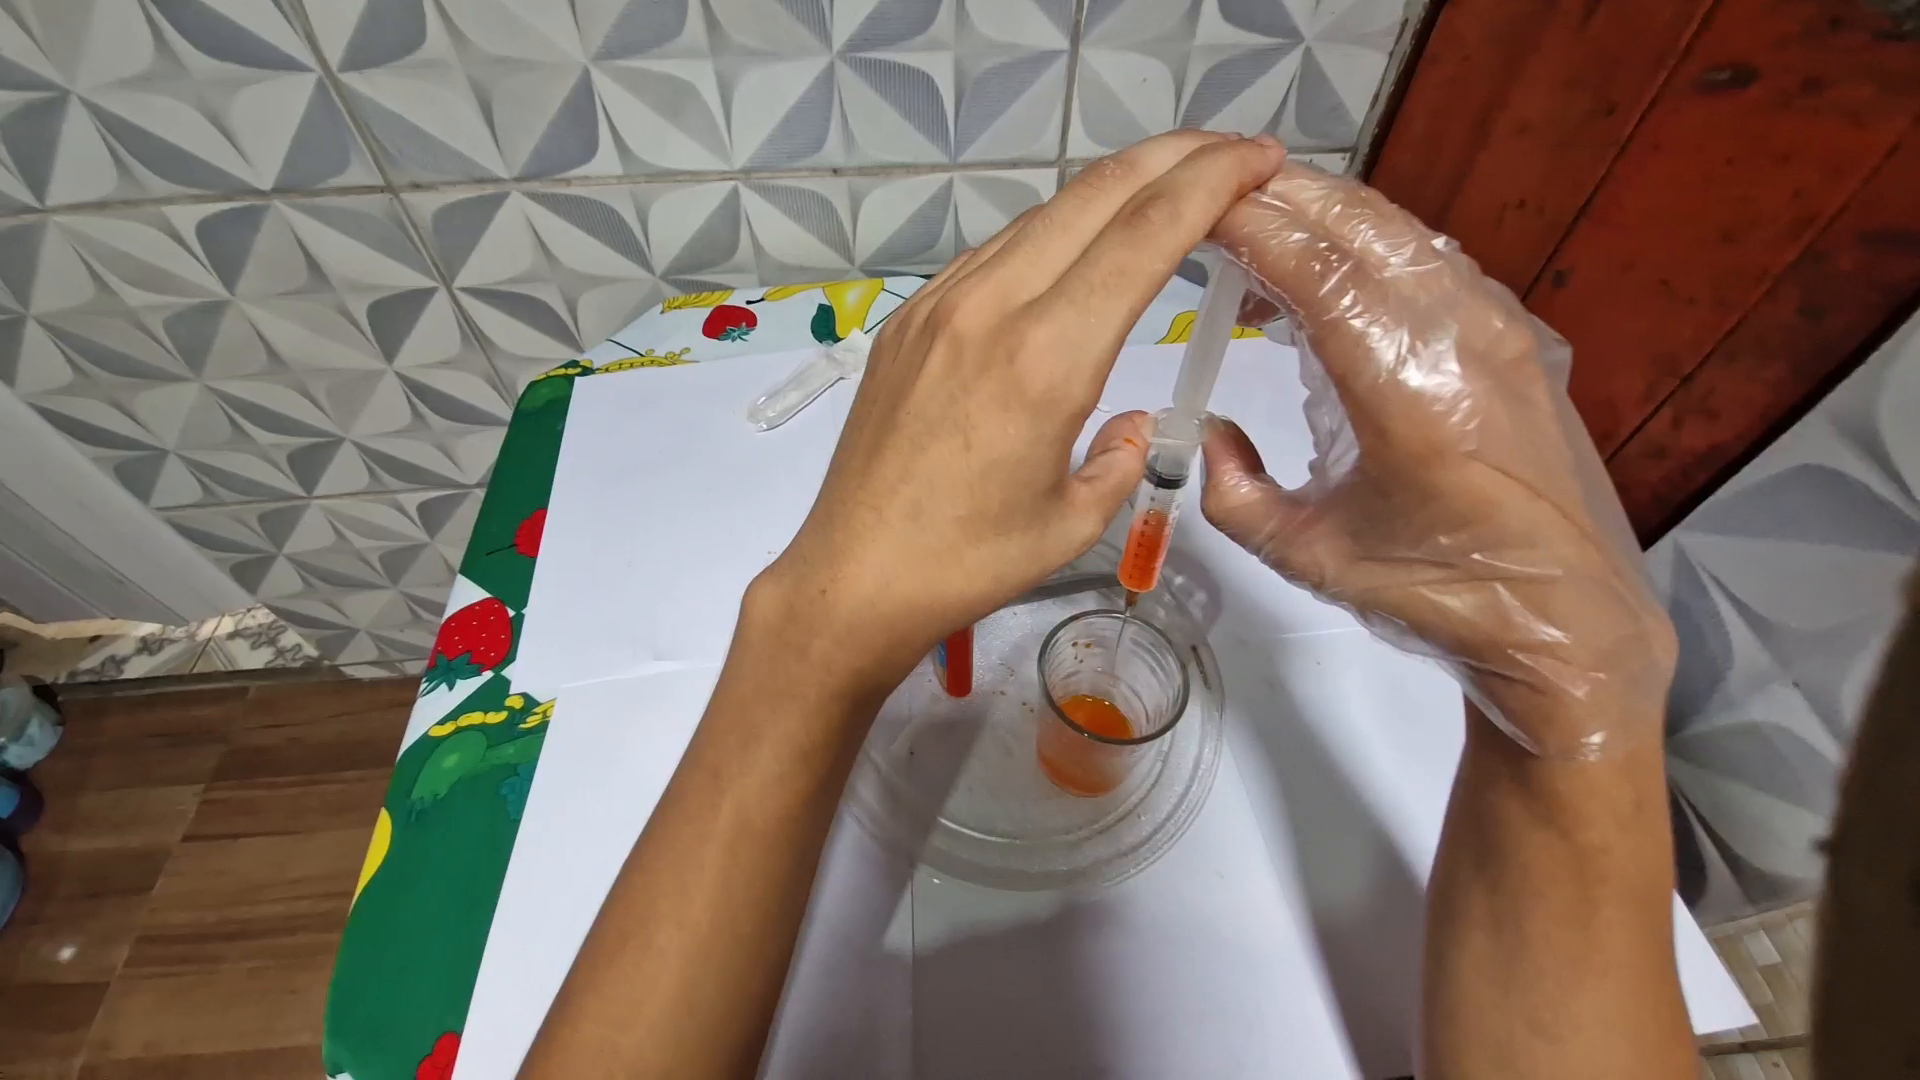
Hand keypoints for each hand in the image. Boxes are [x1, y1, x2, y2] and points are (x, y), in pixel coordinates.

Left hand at [755, 131, 1287, 691]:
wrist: (854, 574)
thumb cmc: (968, 562)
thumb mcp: (1073, 521)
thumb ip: (1121, 457)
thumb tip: (1131, 421)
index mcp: (1046, 359)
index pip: (1145, 235)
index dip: (1212, 181)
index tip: (1259, 159)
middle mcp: (990, 310)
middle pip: (1095, 196)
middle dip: (1174, 159)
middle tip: (1227, 157)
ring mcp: (938, 308)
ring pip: (1039, 218)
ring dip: (1108, 195)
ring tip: (1156, 199)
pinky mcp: (906, 322)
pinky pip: (990, 256)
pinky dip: (1046, 238)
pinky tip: (1067, 257)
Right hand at [1201, 163, 1675, 757]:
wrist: (1567, 618)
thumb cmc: (1432, 591)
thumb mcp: (1305, 554)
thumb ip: (1232, 492)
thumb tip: (1208, 430)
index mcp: (1407, 393)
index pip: (1318, 274)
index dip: (1253, 230)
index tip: (1195, 211)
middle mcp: (1463, 338)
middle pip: (1362, 228)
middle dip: (1281, 201)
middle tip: (1212, 203)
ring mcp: (1501, 328)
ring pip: (1399, 233)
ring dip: (1323, 221)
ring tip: (1255, 236)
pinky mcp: (1516, 337)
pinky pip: (1429, 263)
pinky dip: (1365, 251)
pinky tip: (1324, 283)